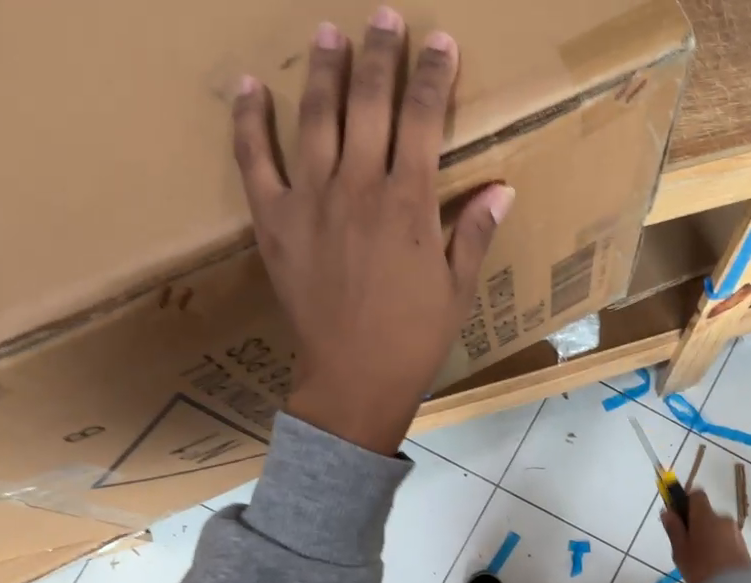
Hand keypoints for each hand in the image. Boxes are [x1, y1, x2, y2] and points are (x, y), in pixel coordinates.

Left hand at [232, 8, 513, 455]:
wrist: (355, 379)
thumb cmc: (415, 339)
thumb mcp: (457, 289)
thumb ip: (475, 233)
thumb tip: (501, 189)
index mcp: (410, 205)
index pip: (425, 121)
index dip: (434, 76)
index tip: (442, 43)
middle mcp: (359, 188)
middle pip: (369, 104)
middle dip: (380, 54)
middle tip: (385, 17)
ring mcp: (311, 200)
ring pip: (315, 118)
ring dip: (323, 70)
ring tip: (328, 32)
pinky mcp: (274, 221)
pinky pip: (255, 160)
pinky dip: (249, 121)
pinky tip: (250, 87)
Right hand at [662, 490, 750, 582]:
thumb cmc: (700, 567)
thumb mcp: (680, 550)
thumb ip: (674, 528)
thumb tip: (667, 511)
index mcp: (705, 515)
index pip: (696, 495)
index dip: (686, 501)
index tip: (678, 516)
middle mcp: (722, 518)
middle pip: (706, 513)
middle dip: (697, 523)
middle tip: (686, 545)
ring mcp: (735, 531)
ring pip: (717, 527)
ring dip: (708, 536)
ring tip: (701, 559)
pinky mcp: (743, 545)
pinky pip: (726, 539)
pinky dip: (718, 545)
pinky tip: (713, 564)